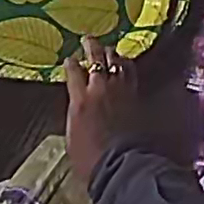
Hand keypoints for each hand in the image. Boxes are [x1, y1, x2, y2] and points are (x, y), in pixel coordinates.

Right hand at [64, 37, 140, 187]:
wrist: (118, 164)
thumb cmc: (89, 157)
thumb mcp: (73, 133)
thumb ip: (76, 111)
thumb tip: (78, 102)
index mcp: (80, 99)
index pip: (73, 72)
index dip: (71, 63)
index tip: (70, 59)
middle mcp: (99, 88)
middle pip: (96, 58)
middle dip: (91, 46)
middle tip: (88, 39)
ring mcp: (118, 88)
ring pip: (115, 60)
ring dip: (110, 52)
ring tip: (107, 48)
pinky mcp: (133, 92)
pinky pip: (129, 71)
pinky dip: (125, 64)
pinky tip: (124, 62)